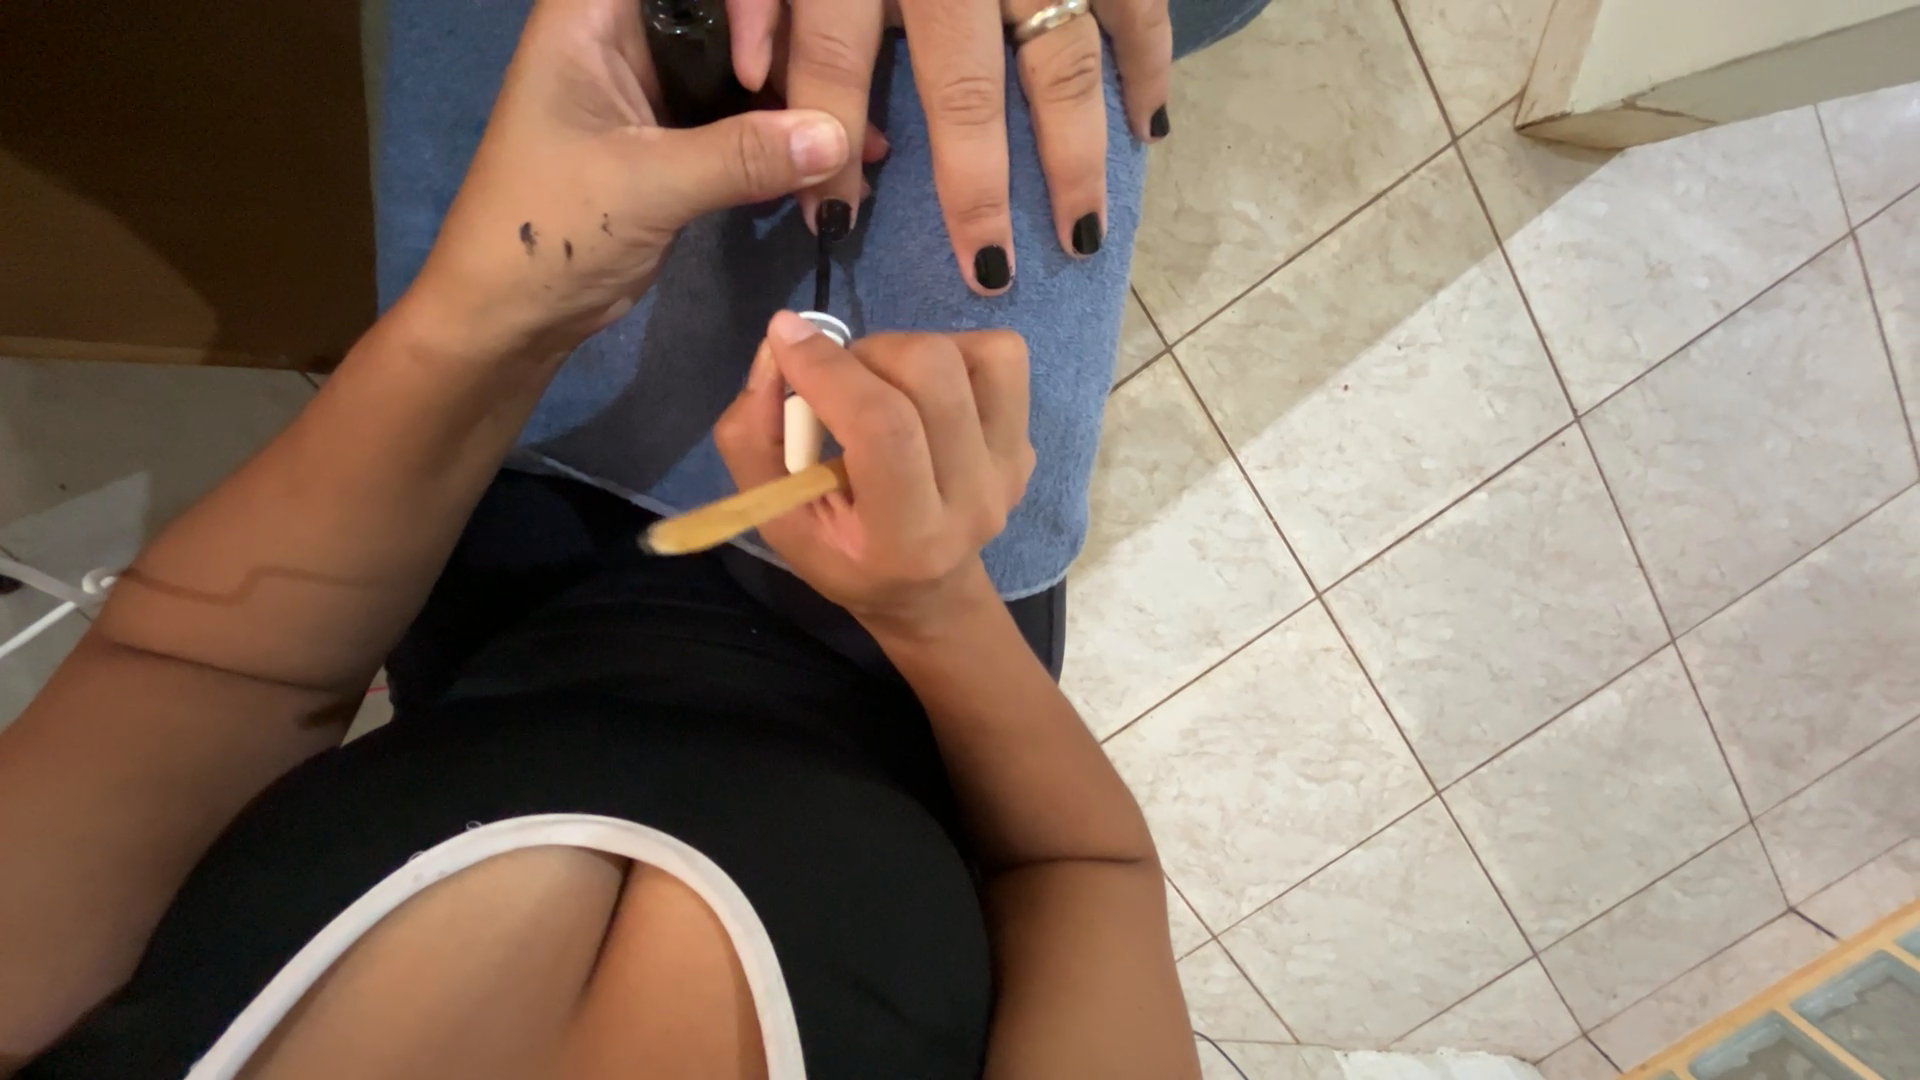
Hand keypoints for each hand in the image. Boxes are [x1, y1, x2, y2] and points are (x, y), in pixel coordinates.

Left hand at [402, 0, 850, 358]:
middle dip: (792, 60)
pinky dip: (783, 153)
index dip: (756, 4)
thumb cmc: (551, 229)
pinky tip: (833, 169)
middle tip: (858, 96)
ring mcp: (657, 97)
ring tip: (863, 142)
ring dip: (798, 112)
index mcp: (596, 15)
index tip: (815, 37)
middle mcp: (629, 40)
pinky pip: (743, 133)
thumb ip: (742, 156)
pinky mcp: (678, 146)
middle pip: (730, 26)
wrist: (522, 311)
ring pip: (743, 83)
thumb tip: (838, 138)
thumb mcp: (648, 184)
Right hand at [714, 312, 1035, 635]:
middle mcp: (973, 501)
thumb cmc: (846, 557)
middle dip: (865, 353)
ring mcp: (1009, 469)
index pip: (883, 427)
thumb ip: (753, 438)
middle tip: (838, 380)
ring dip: (904, 351)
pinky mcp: (1026, 443)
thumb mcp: (776, 518)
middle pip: (931, 372)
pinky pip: (1000, 354)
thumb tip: (778, 347)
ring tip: (880, 388)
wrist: (930, 590)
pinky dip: (954, 351)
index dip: (830, 369)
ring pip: (966, 354)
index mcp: (907, 537)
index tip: (787, 338)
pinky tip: (926, 390)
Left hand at [731, 0, 1171, 295]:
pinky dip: (1149, 62)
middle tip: (989, 274)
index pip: (837, 63)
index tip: (832, 232)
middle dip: (976, 189)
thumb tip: (756, 74)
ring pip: (1064, 61)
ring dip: (1077, 159)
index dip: (830, 154)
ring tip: (1083, 238)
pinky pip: (1135, 1)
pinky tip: (1152, 128)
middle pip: (969, 90)